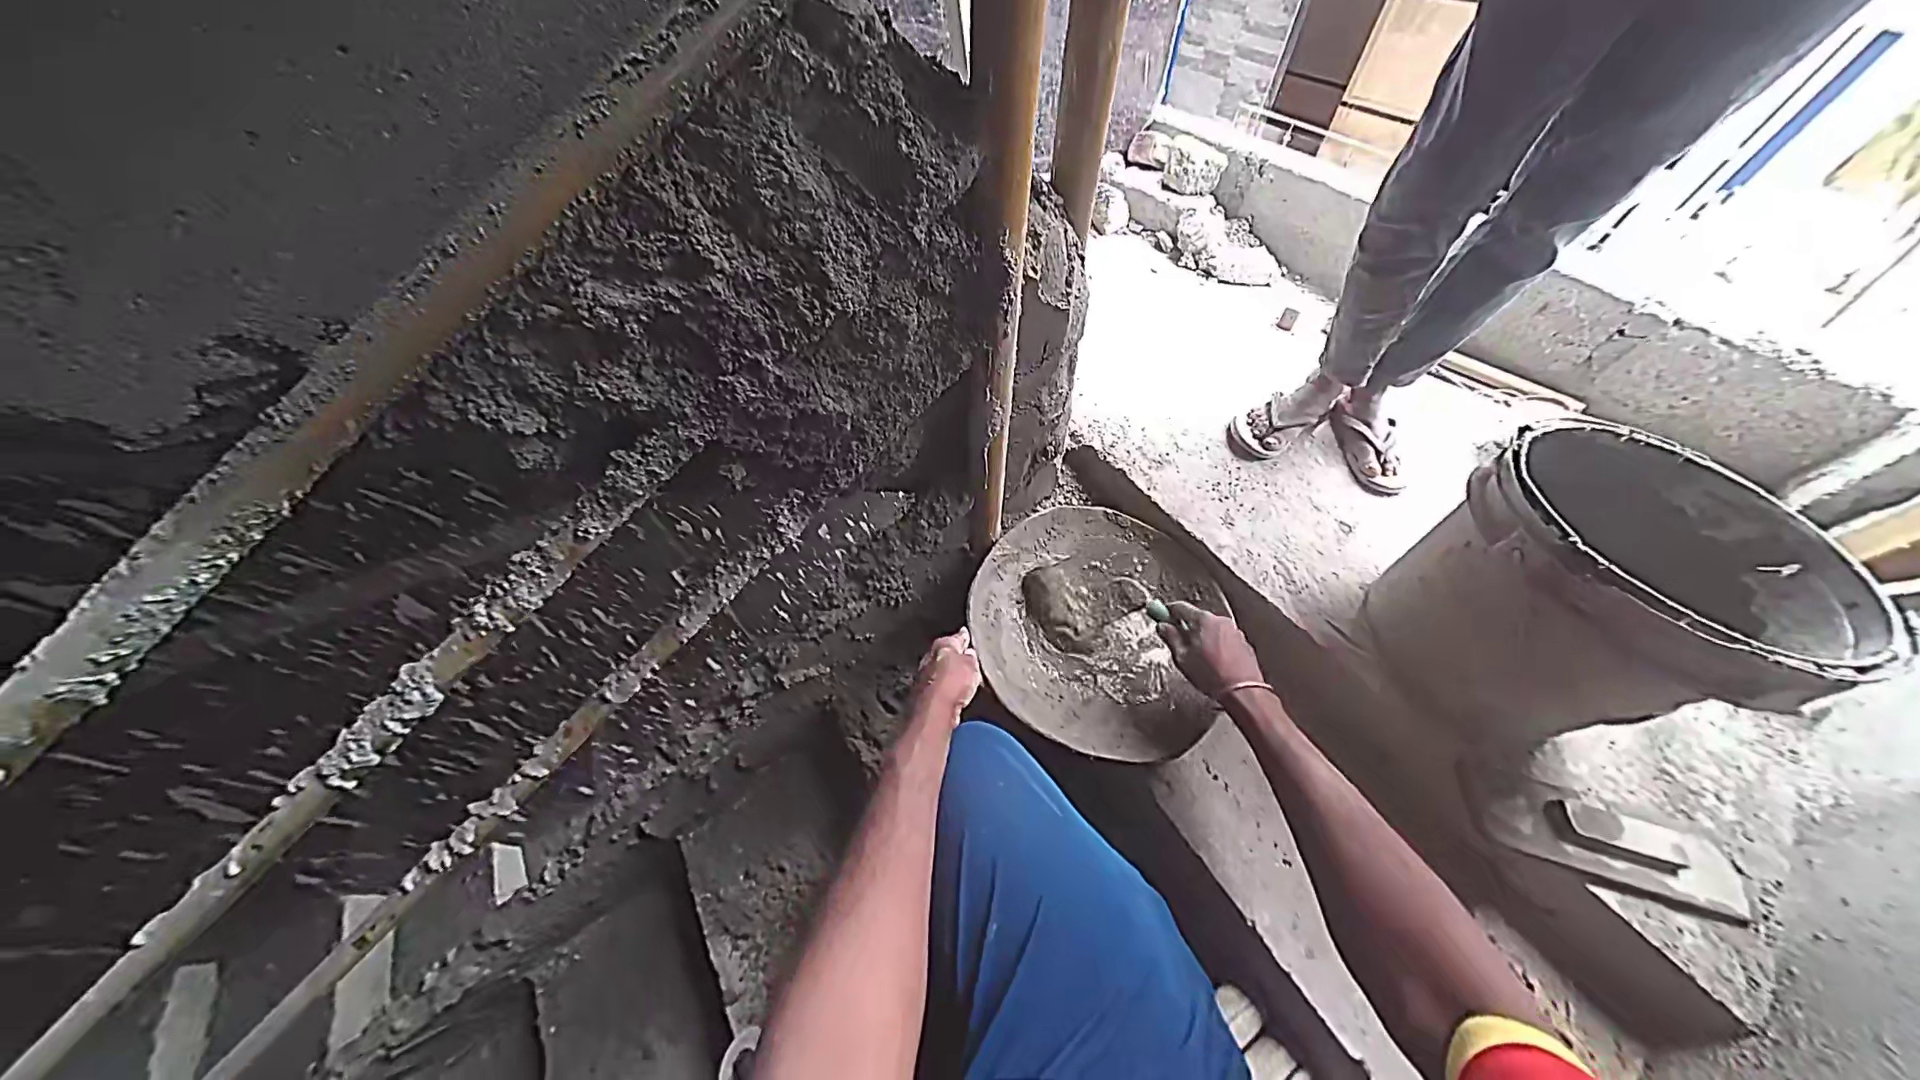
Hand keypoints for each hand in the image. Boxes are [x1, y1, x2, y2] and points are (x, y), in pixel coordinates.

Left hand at [910, 627, 980, 720]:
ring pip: (938, 671)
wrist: (934, 708)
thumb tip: (970, 654)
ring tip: (961, 678)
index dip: (961, 638)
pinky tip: (953, 694)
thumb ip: (970, 658)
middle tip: (964, 659)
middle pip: (943, 655)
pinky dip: (944, 689)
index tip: (965, 635)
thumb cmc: (952, 682)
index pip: (954, 639)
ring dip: (947, 674)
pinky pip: (937, 688)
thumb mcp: (970, 665)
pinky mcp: (923, 696)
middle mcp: (929, 659)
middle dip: (952, 657)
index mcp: (941, 646)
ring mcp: (924, 678)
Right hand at [1155, 601, 1264, 700]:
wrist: (1243, 692)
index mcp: (1203, 621)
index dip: (1167, 611)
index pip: (1180, 607)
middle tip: (1177, 642)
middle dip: (1185, 627)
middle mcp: (1220, 621)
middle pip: (1197, 618)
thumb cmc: (1213, 676)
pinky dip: (1215, 645)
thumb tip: (1163, 627)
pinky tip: (1212, 661)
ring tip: (1196, 658)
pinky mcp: (1243, 643)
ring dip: (1201, 637)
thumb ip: (1171, 638)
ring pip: (1211, 629)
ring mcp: (1234, 632)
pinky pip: (1223, 639)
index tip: (1160, 615)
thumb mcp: (1182, 657)